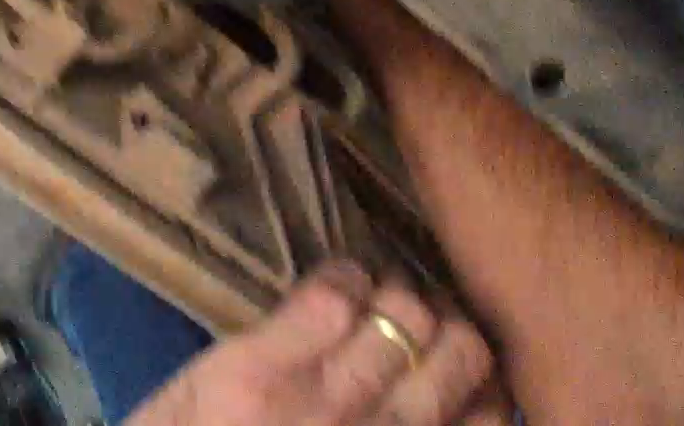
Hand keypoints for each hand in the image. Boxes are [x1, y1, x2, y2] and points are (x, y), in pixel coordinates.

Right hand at [126, 262, 509, 425]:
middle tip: (395, 298)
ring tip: (439, 337)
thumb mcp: (196, 387)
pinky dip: (487, 406)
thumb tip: (329, 301)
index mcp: (262, 378)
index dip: (350, 272)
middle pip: (407, 320)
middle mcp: (334, 415)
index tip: (347, 275)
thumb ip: (266, 342)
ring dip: (456, 339)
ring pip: (464, 370)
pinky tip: (468, 398)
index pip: (335, 295)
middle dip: (407, 293)